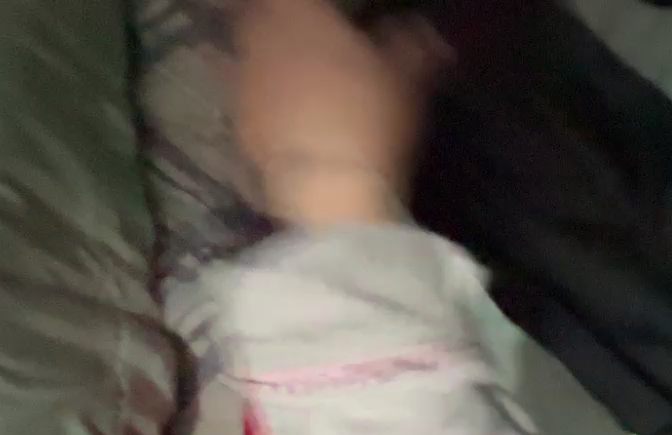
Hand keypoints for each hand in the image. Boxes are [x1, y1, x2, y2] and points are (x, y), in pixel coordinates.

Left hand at [235, 0, 449, 224]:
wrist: (327, 181)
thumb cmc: (370, 116)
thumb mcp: (408, 82)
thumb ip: (416, 49)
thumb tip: (431, 32)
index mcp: (296, 8)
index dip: (330, 12)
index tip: (348, 24)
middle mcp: (258, 28)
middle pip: (274, 17)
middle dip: (302, 31)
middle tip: (335, 54)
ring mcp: (242, 72)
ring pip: (264, 55)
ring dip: (289, 67)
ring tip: (324, 94)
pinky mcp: (240, 114)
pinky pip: (261, 97)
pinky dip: (282, 105)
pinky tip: (311, 128)